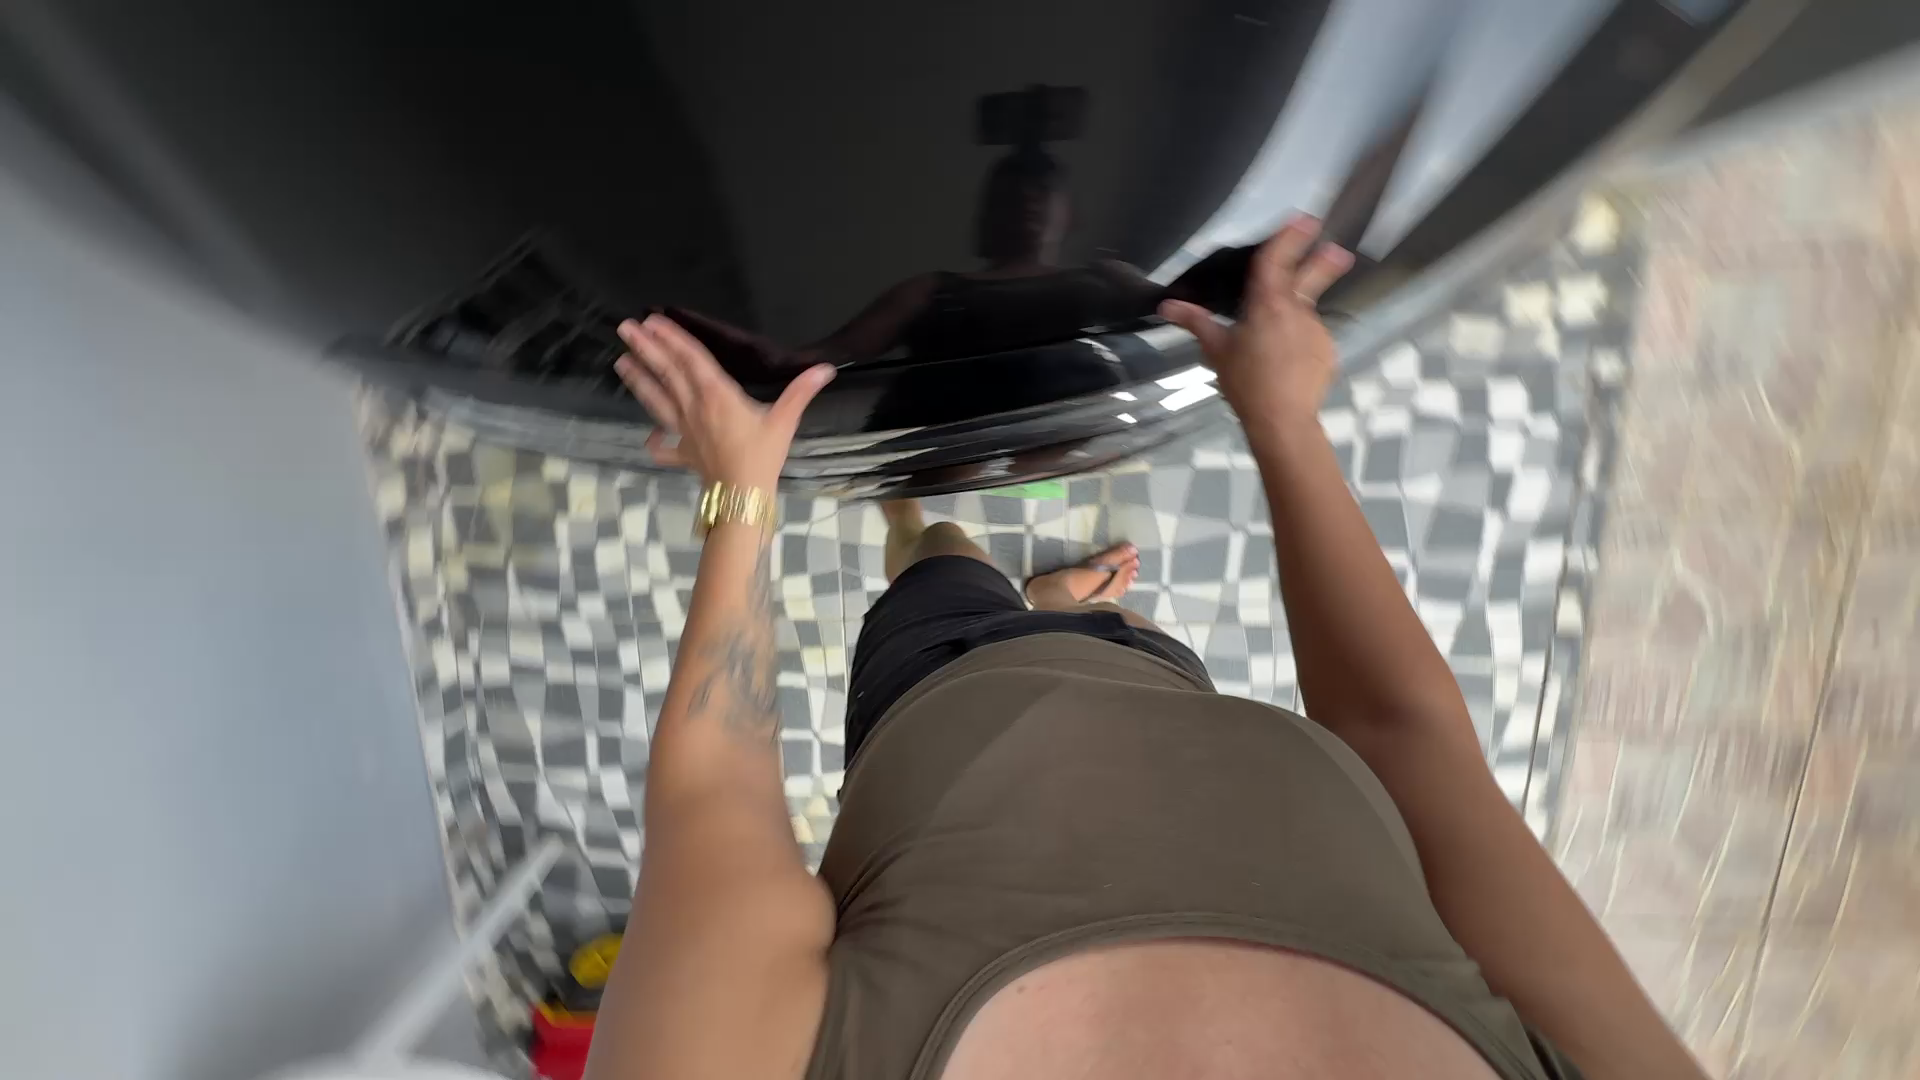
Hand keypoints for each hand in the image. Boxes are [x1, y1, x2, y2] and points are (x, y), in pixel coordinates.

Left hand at [614, 314, 835, 489]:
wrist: (742, 494)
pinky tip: (650, 437)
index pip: (691, 360)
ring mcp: (684, 432)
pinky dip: (655, 442)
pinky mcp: (684, 454)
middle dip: (646, 349)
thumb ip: (801, 391)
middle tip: (625, 328)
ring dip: (638, 380)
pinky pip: (664, 448)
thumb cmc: (763, 455)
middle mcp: (694, 408)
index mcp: (716, 395)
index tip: (653, 320)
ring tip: (621, 361)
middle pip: (666, 374)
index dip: (672, 338)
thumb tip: (826, 368)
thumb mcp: (785, 420)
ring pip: (656, 402)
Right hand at [1157, 214, 1352, 430]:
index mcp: (1266, 304)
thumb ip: (1195, 322)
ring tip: (1277, 344)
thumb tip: (1166, 306)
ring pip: (1305, 314)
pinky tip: (1288, 365)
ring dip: (1296, 319)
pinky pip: (1312, 340)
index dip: (1288, 236)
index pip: (1276, 260)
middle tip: (1337, 251)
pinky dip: (1301, 345)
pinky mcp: (1327, 351)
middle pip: (1313, 274)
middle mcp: (1296, 310)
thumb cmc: (1244, 382)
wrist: (1282, 418)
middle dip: (1324, 260)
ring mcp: (1316, 330)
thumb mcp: (1216, 351)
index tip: (1303, 219)